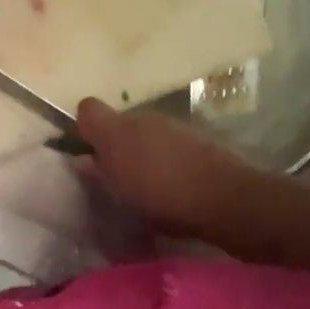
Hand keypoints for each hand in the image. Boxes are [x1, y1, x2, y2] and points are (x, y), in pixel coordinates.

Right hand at [75, 97, 248, 236]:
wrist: (227, 199)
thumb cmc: (164, 200)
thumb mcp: (120, 196)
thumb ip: (98, 174)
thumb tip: (82, 160)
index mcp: (118, 130)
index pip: (87, 109)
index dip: (84, 128)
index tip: (87, 153)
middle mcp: (145, 118)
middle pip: (119, 122)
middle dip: (115, 145)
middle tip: (118, 177)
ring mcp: (174, 124)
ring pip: (146, 132)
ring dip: (143, 152)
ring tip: (147, 184)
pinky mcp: (198, 135)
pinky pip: (169, 142)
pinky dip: (166, 157)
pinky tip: (173, 184)